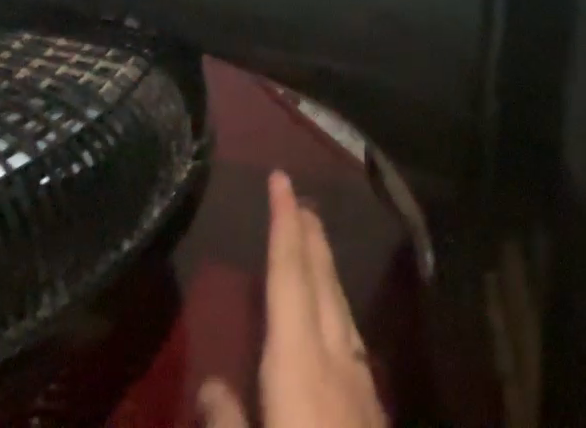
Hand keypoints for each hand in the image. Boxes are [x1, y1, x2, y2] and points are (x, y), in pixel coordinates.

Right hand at [199, 170, 386, 427]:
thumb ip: (228, 419)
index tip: (280, 181)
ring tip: (314, 242)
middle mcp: (334, 359)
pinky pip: (349, 336)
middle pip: (320, 281)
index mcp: (299, 362)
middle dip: (309, 236)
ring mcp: (359, 384)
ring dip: (324, 268)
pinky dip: (335, 308)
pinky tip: (335, 322)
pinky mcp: (371, 409)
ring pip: (340, 306)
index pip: (289, 276)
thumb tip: (214, 383)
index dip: (283, 225)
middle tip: (297, 198)